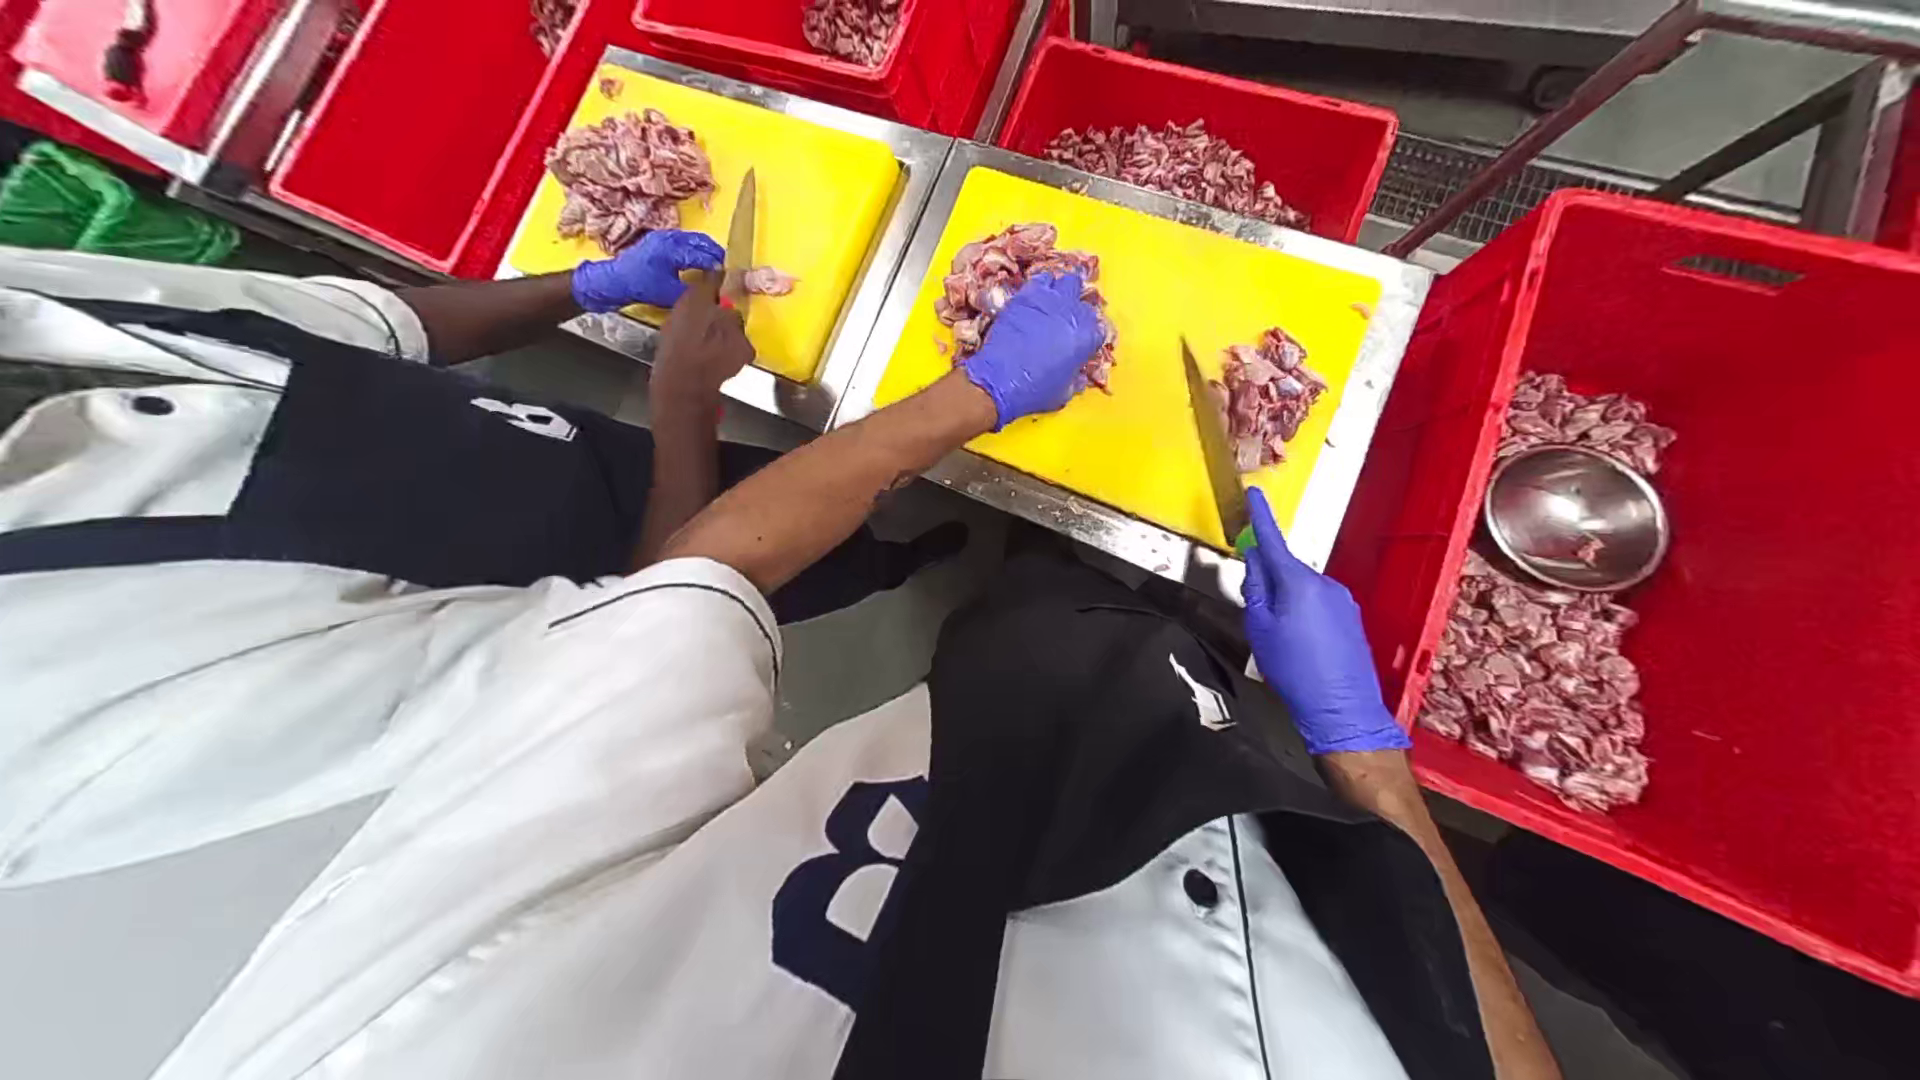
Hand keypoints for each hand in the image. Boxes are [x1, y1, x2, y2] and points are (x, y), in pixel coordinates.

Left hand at [572, 229, 725, 311]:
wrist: (615, 280)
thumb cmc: (642, 287)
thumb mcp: (672, 293)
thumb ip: (696, 290)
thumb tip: (715, 291)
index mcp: (672, 249)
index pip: (704, 255)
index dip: (718, 267)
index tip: (730, 276)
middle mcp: (669, 238)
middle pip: (702, 242)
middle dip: (716, 255)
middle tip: (727, 270)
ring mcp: (664, 236)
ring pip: (695, 240)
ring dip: (707, 251)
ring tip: (716, 267)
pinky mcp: (660, 239)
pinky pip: (686, 241)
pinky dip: (697, 250)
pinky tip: (700, 262)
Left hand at [651, 273, 752, 406]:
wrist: (682, 387)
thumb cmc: (714, 357)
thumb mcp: (740, 339)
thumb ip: (738, 323)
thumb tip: (736, 316)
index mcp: (699, 295)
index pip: (717, 277)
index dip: (731, 279)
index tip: (742, 284)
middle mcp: (682, 304)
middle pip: (704, 298)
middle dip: (719, 304)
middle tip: (735, 313)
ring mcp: (672, 325)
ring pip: (696, 318)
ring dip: (709, 324)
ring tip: (725, 337)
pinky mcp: (668, 345)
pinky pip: (690, 337)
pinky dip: (700, 341)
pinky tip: (710, 354)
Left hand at [960, 272, 1105, 429]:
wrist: (999, 381)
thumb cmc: (1034, 391)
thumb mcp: (1064, 392)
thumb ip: (1076, 378)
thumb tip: (1078, 374)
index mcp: (1088, 337)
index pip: (1099, 327)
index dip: (1088, 333)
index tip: (1080, 339)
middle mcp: (1074, 313)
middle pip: (1084, 299)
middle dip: (1077, 307)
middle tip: (1066, 317)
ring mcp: (1050, 300)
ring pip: (1067, 281)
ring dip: (1063, 290)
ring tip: (1054, 301)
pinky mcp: (1027, 295)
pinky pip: (1040, 280)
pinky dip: (1041, 286)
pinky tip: (1036, 296)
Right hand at [1242, 488, 1410, 755]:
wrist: (1342, 708)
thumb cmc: (1292, 667)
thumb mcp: (1259, 627)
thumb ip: (1255, 589)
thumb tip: (1254, 560)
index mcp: (1298, 583)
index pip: (1273, 542)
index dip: (1260, 517)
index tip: (1254, 493)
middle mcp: (1325, 584)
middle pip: (1286, 569)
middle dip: (1267, 581)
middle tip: (1256, 615)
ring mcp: (1342, 600)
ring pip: (1301, 589)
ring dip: (1285, 601)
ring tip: (1280, 638)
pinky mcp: (1351, 617)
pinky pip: (1318, 603)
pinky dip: (1302, 613)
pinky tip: (1299, 643)